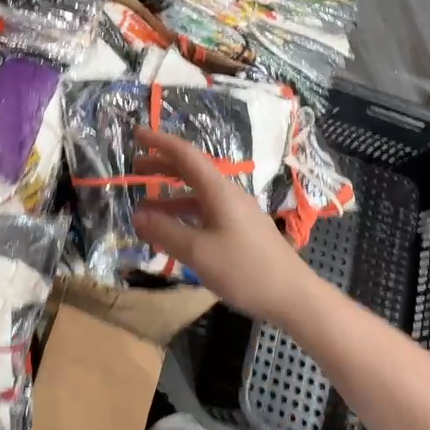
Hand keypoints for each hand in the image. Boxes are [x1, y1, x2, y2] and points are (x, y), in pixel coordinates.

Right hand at [131, 127, 318, 326]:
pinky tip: (172, 233)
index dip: (159, 142)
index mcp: (218, 190)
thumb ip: (166, 232)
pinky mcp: (241, 231)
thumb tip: (137, 215)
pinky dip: (184, 216)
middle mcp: (227, 194)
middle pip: (191, 171)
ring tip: (144, 208)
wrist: (293, 296)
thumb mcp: (198, 252)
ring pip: (197, 195)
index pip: (184, 154)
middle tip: (135, 167)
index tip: (136, 133)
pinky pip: (205, 213)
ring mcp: (236, 212)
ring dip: (170, 197)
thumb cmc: (245, 269)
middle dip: (162, 166)